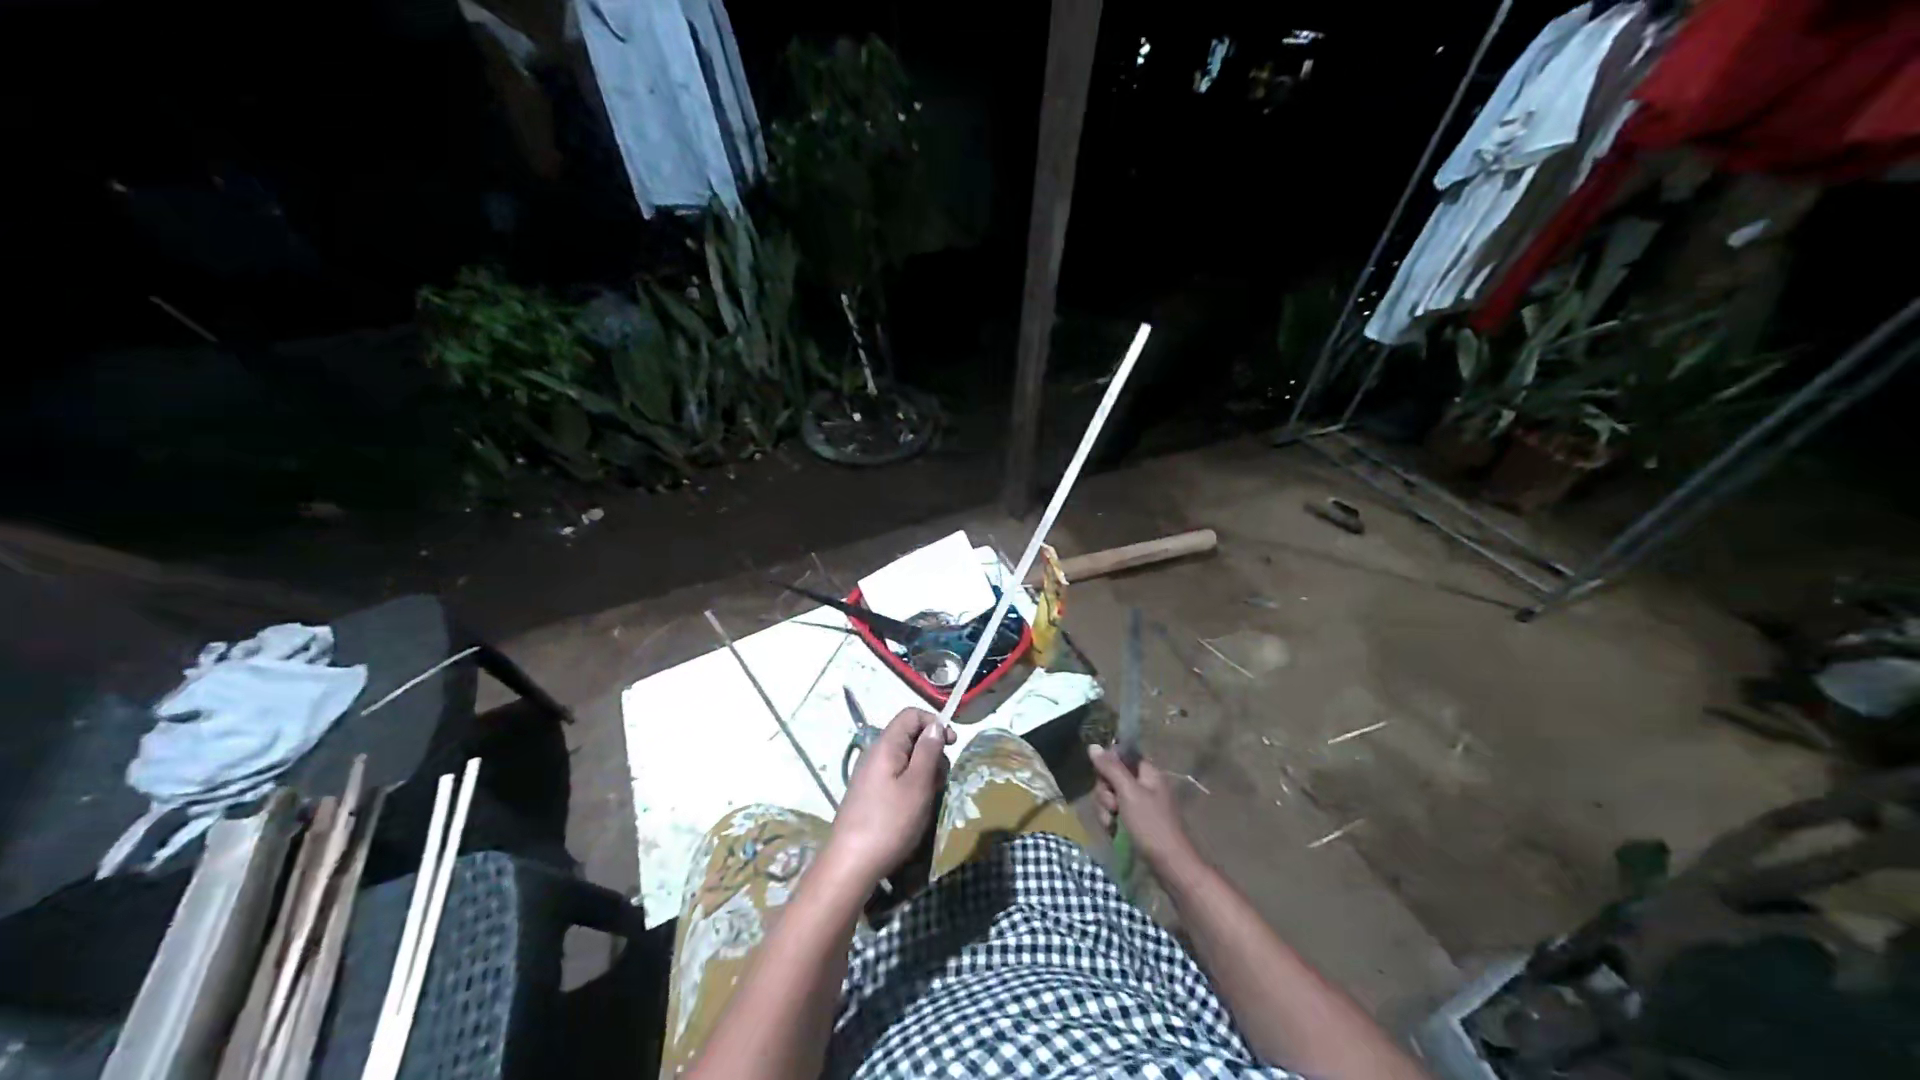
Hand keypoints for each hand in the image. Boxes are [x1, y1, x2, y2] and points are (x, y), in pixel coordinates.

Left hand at [821, 708, 954, 885]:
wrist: (851, 864)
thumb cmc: (890, 822)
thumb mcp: (918, 784)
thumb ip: (928, 751)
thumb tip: (936, 725)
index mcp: (885, 745)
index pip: (911, 715)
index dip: (934, 723)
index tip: (952, 745)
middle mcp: (875, 754)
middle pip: (910, 737)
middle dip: (932, 753)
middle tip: (939, 781)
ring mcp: (871, 775)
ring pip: (906, 760)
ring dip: (924, 774)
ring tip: (928, 799)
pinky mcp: (870, 795)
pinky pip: (897, 779)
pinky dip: (912, 787)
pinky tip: (915, 810)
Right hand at [1088, 744, 1202, 875]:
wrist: (1169, 866)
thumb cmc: (1151, 826)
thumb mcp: (1129, 793)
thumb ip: (1111, 769)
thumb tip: (1093, 745)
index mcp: (1147, 773)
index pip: (1121, 756)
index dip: (1108, 765)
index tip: (1105, 779)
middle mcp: (1143, 785)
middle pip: (1112, 777)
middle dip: (1105, 792)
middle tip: (1113, 806)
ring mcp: (1139, 805)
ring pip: (1109, 797)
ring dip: (1105, 809)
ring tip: (1112, 823)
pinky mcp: (1134, 822)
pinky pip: (1113, 813)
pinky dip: (1110, 821)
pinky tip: (1112, 831)